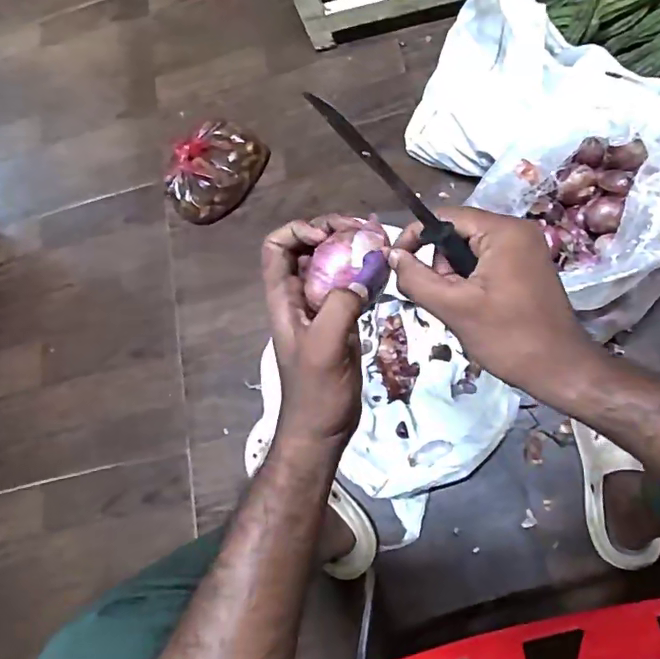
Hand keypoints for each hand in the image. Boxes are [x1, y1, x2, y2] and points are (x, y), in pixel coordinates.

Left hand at [262, 216, 367, 451]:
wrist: (323, 427)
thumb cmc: (316, 390)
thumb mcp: (325, 345)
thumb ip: (339, 306)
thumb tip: (360, 278)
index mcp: (283, 297)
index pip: (276, 246)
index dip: (298, 230)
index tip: (327, 236)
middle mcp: (299, 296)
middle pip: (307, 247)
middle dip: (331, 232)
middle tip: (362, 232)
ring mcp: (321, 307)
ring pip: (330, 263)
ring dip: (351, 248)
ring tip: (377, 243)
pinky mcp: (341, 319)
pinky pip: (350, 284)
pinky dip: (364, 271)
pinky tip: (383, 270)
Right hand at [389, 208, 603, 404]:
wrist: (561, 369)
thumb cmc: (508, 337)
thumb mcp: (454, 307)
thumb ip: (417, 278)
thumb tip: (393, 255)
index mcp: (503, 231)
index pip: (445, 216)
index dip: (415, 236)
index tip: (398, 263)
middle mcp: (518, 230)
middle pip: (458, 232)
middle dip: (440, 264)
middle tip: (444, 298)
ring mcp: (527, 248)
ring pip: (470, 250)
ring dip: (455, 276)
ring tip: (462, 308)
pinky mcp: (529, 266)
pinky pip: (487, 262)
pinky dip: (473, 281)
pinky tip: (476, 308)